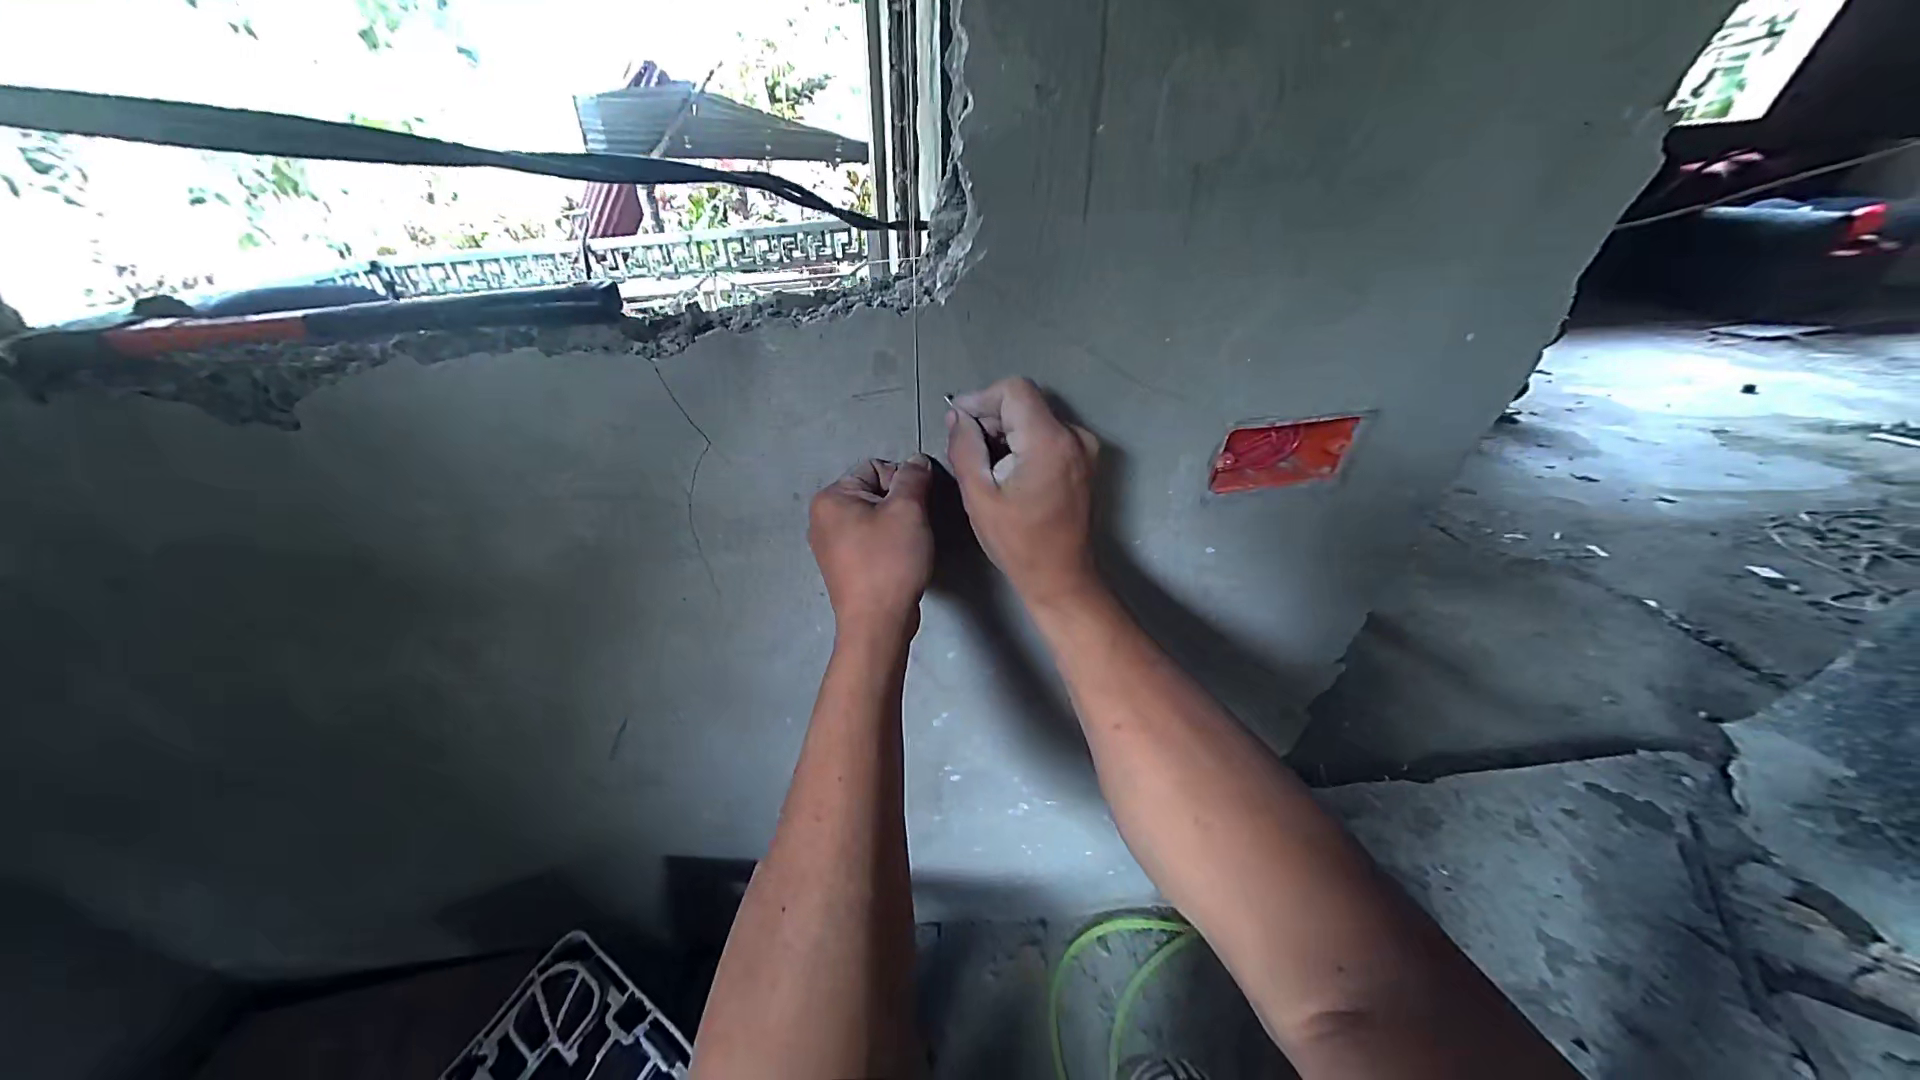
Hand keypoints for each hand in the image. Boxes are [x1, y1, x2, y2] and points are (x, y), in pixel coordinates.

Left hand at [808, 456, 935, 637]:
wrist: (877, 622)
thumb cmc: (890, 562)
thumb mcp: (909, 510)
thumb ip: (913, 478)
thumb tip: (916, 461)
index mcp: (830, 498)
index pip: (875, 467)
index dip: (902, 482)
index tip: (914, 507)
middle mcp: (822, 518)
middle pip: (872, 492)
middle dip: (898, 505)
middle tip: (913, 527)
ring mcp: (829, 545)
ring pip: (873, 518)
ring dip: (895, 526)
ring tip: (906, 546)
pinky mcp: (841, 567)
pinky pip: (868, 541)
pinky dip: (886, 545)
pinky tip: (897, 561)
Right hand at [945, 378, 1102, 608]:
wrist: (1060, 575)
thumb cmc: (1017, 542)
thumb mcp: (979, 496)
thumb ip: (965, 448)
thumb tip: (958, 417)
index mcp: (1050, 441)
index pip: (1014, 390)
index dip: (981, 399)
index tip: (958, 421)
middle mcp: (1074, 435)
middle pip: (1024, 403)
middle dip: (990, 418)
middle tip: (965, 448)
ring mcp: (1083, 447)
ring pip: (1034, 417)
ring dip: (1004, 432)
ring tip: (984, 465)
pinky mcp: (1083, 460)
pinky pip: (1046, 434)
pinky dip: (1022, 443)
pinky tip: (1006, 471)